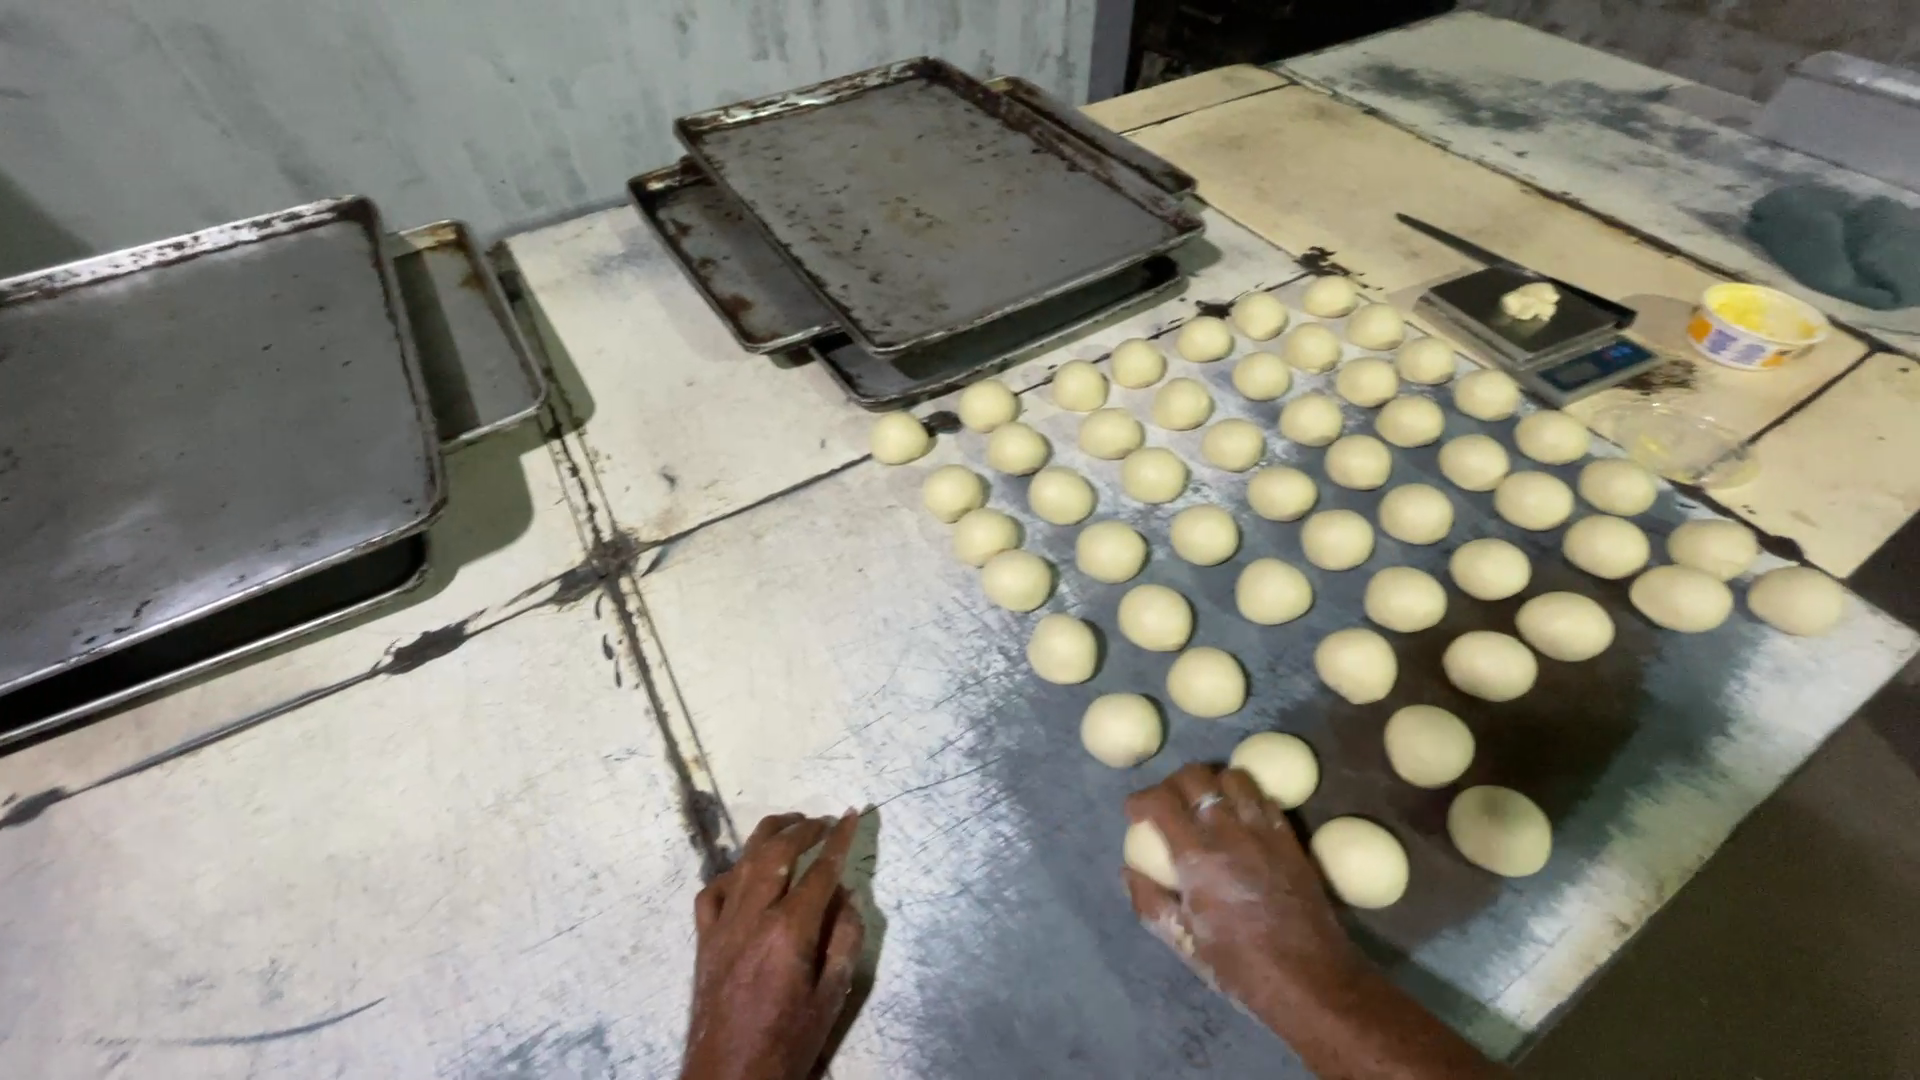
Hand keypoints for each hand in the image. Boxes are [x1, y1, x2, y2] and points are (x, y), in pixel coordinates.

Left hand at [682, 812, 864, 1079]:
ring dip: (769, 835)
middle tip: (824, 820)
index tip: (853, 814)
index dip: (839, 839)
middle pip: (777, 852)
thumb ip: (844, 939)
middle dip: (803, 828)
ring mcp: (723, 926)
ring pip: (743, 862)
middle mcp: (753, 917)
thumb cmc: (788, 1042)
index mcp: (789, 930)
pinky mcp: (704, 940)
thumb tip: (846, 895)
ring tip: (790, 824)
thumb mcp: (832, 996)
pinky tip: (746, 873)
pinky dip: (733, 873)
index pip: (820, 870)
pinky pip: (713, 892)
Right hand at [1123, 764, 1361, 1018]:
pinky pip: (1264, 798)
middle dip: (1172, 783)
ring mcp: (1263, 831)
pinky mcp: (1290, 838)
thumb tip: (1129, 871)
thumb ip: (1149, 902)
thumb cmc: (1240, 966)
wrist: (1310, 980)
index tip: (1135, 813)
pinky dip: (1246, 797)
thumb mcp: (1182, 943)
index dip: (1140, 800)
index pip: (1160, 801)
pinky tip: (1240, 818)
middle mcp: (1228, 832)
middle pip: (1195, 776)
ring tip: (1207, 804)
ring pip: (1233, 776)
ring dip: (1213, 783)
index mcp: (1196, 857)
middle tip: (1168, 803)